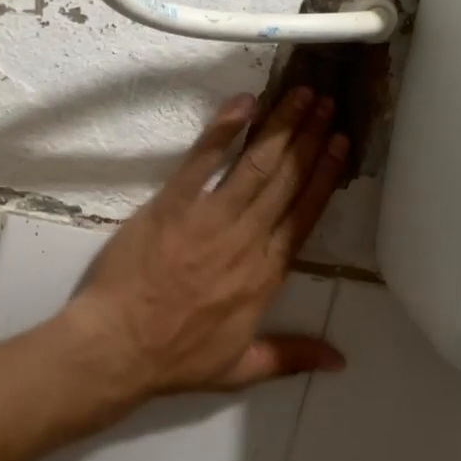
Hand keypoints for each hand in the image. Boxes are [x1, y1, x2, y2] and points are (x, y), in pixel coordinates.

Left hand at [60, 88, 350, 399]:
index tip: (341, 144)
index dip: (326, 176)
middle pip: (287, 180)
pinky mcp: (173, 204)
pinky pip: (203, 160)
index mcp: (266, 273)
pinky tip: (243, 104)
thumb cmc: (176, 358)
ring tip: (301, 94)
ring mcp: (210, 218)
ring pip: (256, 164)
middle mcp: (247, 239)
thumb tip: (340, 360)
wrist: (119, 346)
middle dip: (310, 137)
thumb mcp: (241, 367)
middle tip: (328, 102)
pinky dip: (224, 130)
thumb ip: (292, 356)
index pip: (306, 214)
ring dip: (281, 126)